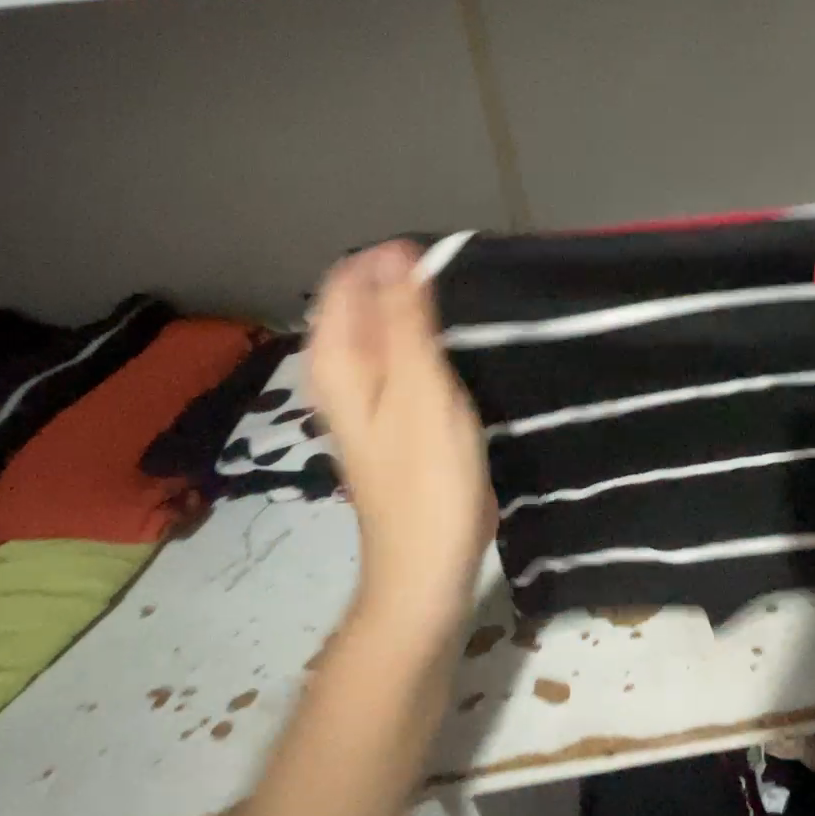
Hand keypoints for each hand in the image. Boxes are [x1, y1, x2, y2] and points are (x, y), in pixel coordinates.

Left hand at [307, 242, 496, 613]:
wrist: (428, 563)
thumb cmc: (427, 478)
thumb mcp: (420, 390)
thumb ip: (407, 319)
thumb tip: (399, 252)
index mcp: (337, 359)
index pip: (351, 278)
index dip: (396, 262)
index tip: (450, 266)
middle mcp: (344, 371)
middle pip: (370, 301)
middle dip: (414, 284)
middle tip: (469, 293)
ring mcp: (370, 395)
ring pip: (393, 329)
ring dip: (429, 314)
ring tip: (476, 314)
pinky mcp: (398, 414)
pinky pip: (410, 358)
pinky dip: (435, 344)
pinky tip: (470, 350)